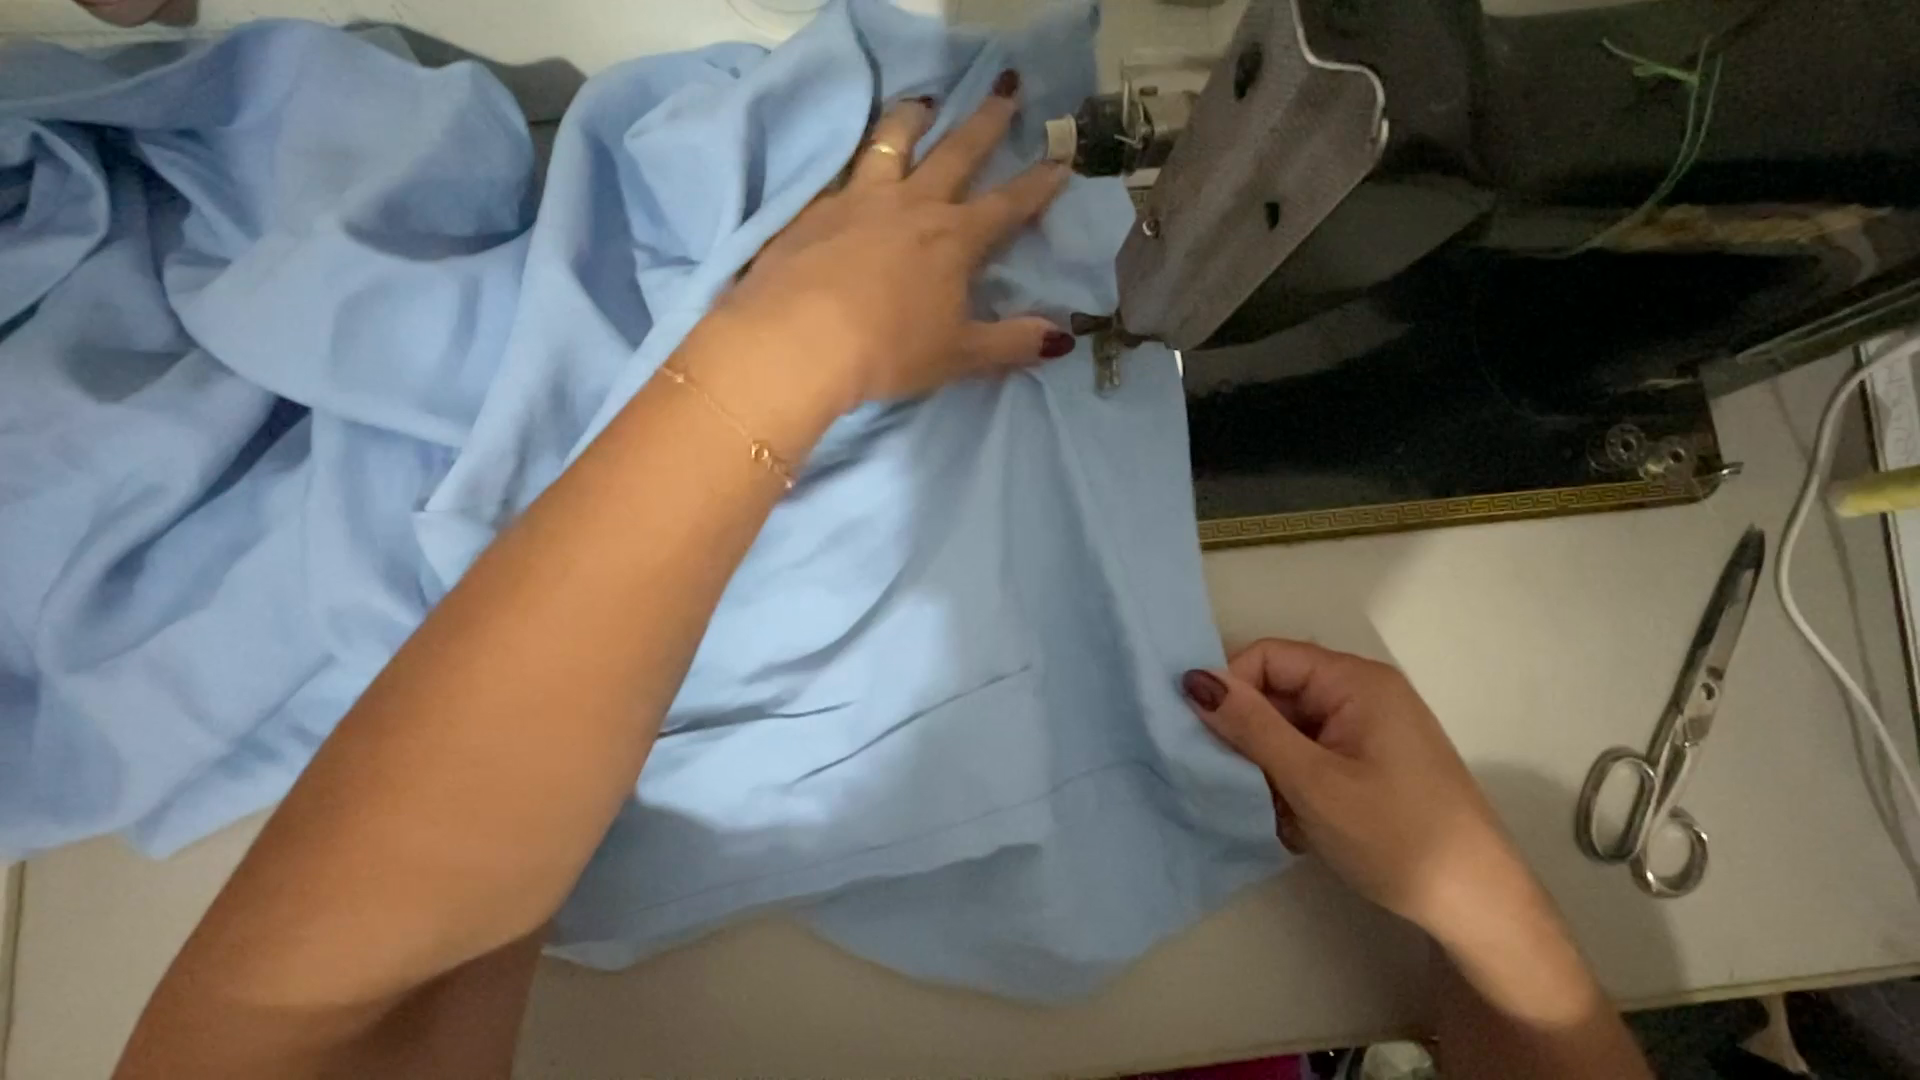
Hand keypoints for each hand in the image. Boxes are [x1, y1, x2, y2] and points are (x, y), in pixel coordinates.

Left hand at [707, 71, 1074, 408]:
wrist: (799, 342)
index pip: (1008, 205)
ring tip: (923, 105)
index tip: (1060, 162)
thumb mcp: (959, 355)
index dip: (1038, 185)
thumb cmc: (889, 352)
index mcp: (954, 239)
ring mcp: (860, 201)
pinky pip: (843, 173)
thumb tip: (1060, 340)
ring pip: (893, 143)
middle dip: (987, 122)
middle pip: (957, 152)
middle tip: (1006, 90)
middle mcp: (911, 206)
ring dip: (913, 119)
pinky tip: (854, 166)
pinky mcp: (815, 210)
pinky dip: (858, 161)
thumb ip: (1011, 343)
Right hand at [1182, 640, 1534, 941]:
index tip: (1206, 738)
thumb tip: (1193, 678)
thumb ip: (1250, 726)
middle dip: (1250, 736)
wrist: (1480, 910)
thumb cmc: (1395, 836)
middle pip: (1277, 692)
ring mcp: (1369, 730)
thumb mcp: (1311, 781)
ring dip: (1270, 767)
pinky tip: (1298, 821)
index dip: (1230, 689)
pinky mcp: (1371, 762)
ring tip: (1276, 811)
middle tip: (1240, 784)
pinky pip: (1311, 753)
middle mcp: (1363, 694)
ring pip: (1288, 728)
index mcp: (1355, 682)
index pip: (1268, 657)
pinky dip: (1294, 782)